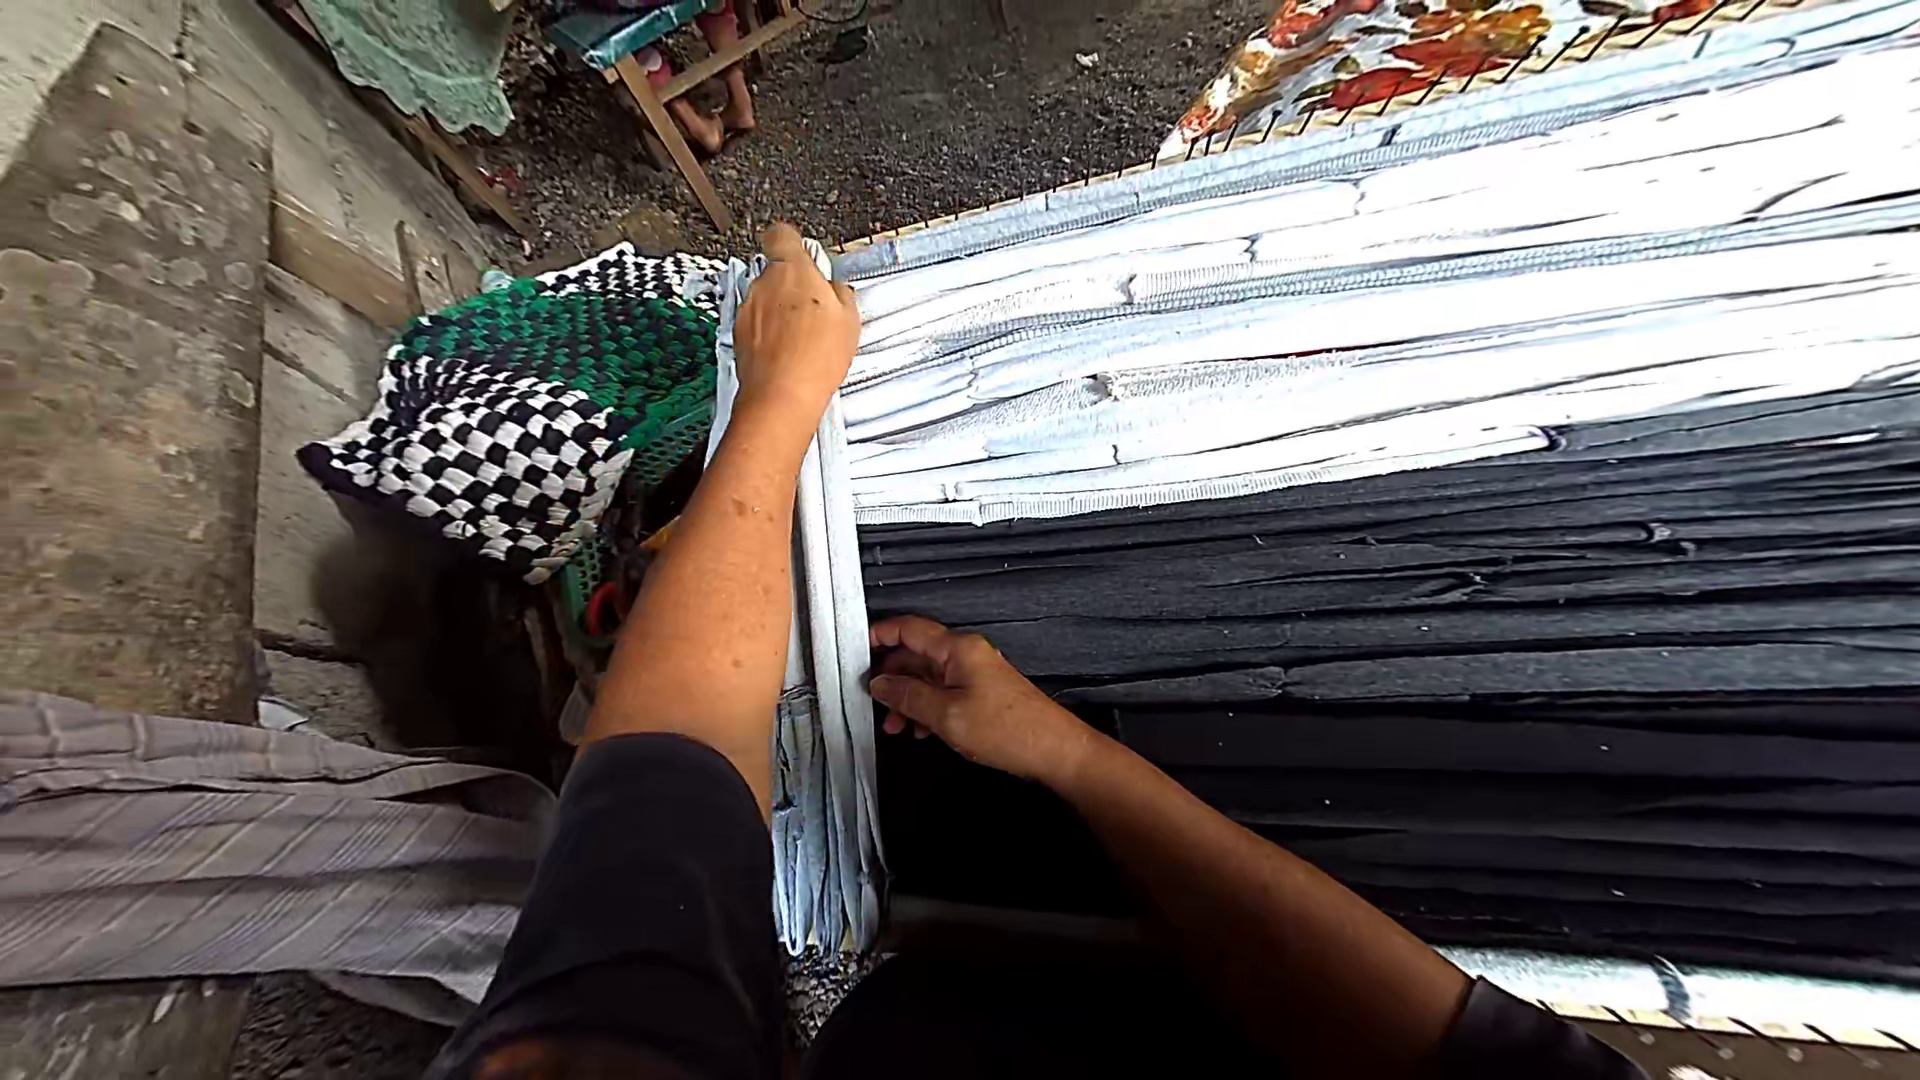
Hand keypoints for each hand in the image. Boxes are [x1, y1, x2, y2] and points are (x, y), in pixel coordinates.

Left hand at [733, 223, 859, 420]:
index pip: (783, 234)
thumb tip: (837, 289)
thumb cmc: (814, 359)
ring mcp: (748, 309)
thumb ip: (840, 293)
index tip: (804, 253)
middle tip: (815, 312)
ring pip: (766, 301)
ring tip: (804, 340)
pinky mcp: (739, 334)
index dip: (794, 242)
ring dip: (782, 315)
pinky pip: (757, 326)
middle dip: (794, 289)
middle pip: (777, 274)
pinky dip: (770, 335)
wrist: (782, 395)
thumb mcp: (849, 321)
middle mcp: (764, 284)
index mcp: (792, 271)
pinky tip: (790, 354)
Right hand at [868, 615, 1101, 786]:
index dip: (881, 634)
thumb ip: (908, 696)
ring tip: (893, 726)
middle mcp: (965, 654)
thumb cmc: (1004, 729)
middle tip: (871, 701)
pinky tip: (919, 730)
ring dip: (908, 698)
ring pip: (929, 677)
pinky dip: (927, 707)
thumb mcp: (946, 715)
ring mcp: (975, 672)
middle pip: (917, 654)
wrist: (1053, 749)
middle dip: (892, 677)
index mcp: (957, 649)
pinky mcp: (982, 691)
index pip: (910, 628)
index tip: (857, 649)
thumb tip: (878, 683)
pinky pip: (945, 691)